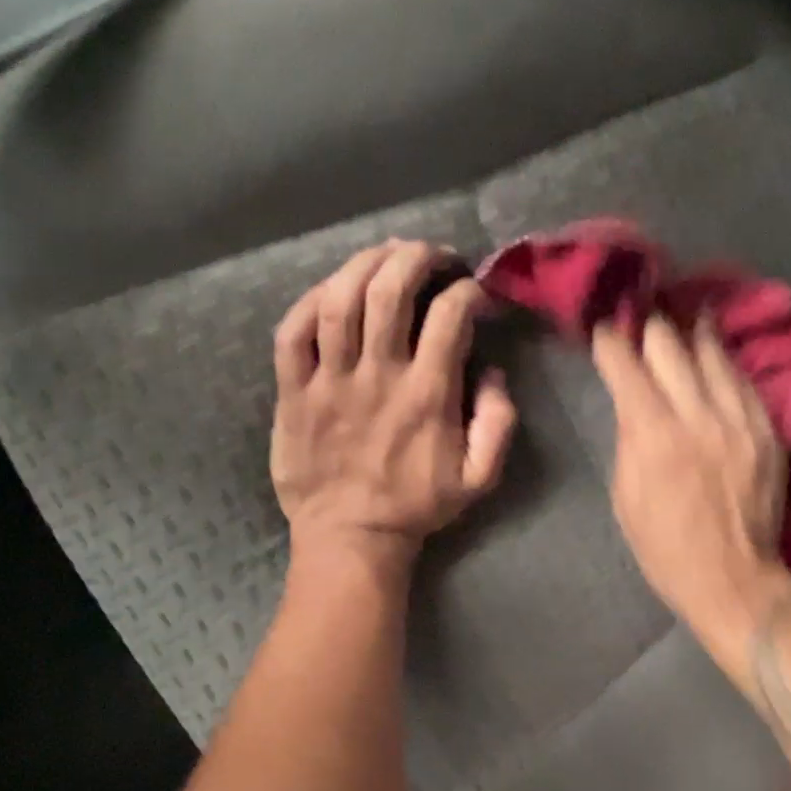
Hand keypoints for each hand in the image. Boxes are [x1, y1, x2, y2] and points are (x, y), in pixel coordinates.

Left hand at [270, 240, 517, 569]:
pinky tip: (332, 287)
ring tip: (386, 252)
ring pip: (339, 301)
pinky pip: (291, 332)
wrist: (350, 537)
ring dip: (365, 264)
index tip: (475, 292)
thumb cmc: (418, 503)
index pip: (450, 315)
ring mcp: (329, 381)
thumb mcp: (481, 476)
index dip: (468, 290)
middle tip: (433, 254)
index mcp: (427, 394)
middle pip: (390, 292)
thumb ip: (499, 422)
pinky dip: (310, 300)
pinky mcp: (293, 391)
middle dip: (416, 258)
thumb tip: (493, 370)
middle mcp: (378, 376)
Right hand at [591, 314, 790, 642]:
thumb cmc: (664, 544)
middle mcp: (699, 413)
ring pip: (713, 351)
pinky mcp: (768, 428)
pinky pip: (744, 379)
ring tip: (685, 315)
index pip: (626, 362)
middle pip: (670, 342)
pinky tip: (717, 356)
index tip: (603, 329)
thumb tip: (632, 395)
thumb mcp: (625, 493)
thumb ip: (629, 435)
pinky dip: (724, 364)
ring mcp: (740, 418)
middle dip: (649, 326)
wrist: (733, 578)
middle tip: (643, 317)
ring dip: (693, 332)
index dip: (609, 339)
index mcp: (654, 433)